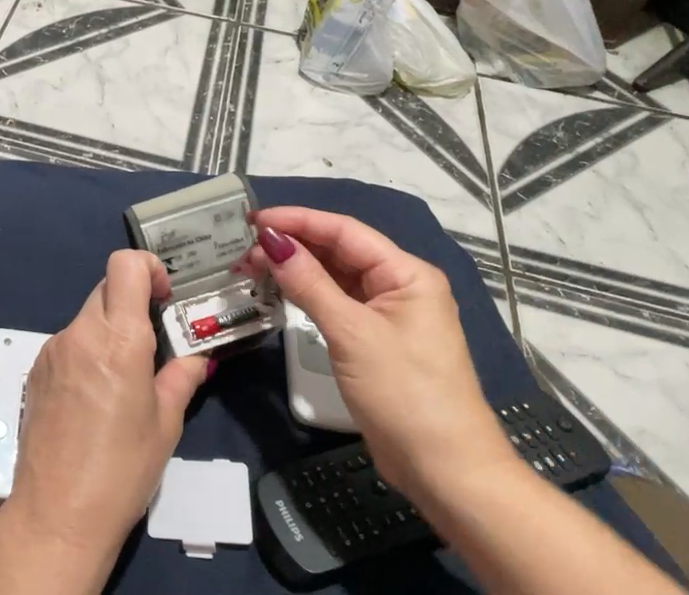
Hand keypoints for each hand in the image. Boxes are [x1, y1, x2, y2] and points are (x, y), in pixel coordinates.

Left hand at [9, 250, 208, 556]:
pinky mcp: (36, 370)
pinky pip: (69, 343)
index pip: (125, 265)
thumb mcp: (166, 423)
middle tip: (154, 341)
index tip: (164, 297)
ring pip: (87, 316)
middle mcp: (81, 332)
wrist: (58, 513)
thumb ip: (181, 378)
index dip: (149, 268)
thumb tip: (196, 357)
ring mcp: (53, 350)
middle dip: (133, 302)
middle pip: (107, 288)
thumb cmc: (122, 469)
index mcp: (118, 338)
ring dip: (110, 329)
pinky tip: (97, 395)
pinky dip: (88, 351)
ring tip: (126, 378)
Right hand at [248, 208, 518, 500]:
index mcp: (407, 274)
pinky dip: (308, 294)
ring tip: (253, 266)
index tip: (254, 220)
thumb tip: (271, 242)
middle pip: (339, 251)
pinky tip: (280, 291)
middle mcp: (400, 286)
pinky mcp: (376, 341)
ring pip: (336, 277)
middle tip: (244, 249)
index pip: (344, 231)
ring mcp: (388, 315)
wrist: (445, 469)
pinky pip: (338, 303)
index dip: (298, 220)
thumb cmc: (405, 393)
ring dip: (297, 269)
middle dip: (293, 245)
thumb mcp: (352, 334)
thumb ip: (309, 284)